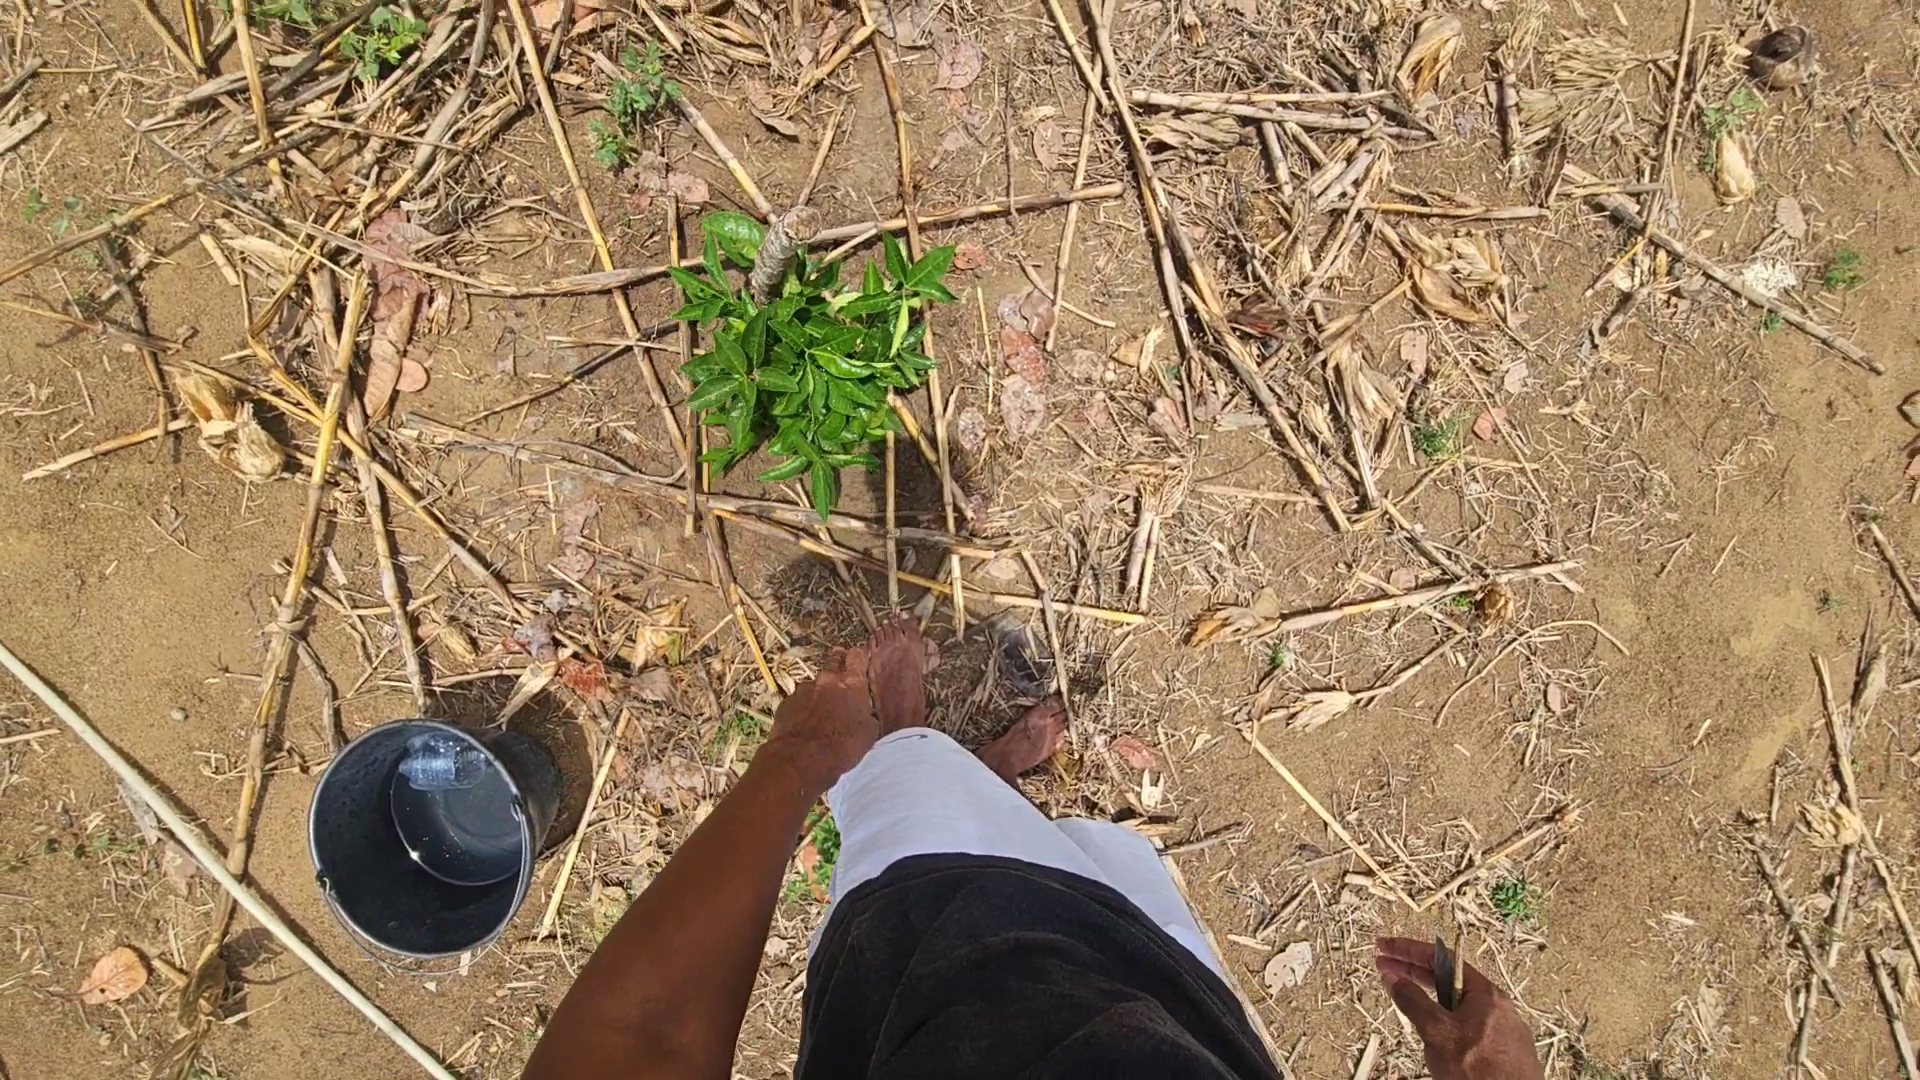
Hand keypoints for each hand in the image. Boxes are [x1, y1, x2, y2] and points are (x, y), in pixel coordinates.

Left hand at [759, 648, 877, 797]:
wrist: (802, 758)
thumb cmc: (843, 746)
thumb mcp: (869, 731)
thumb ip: (867, 714)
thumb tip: (865, 713)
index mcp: (852, 683)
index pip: (857, 657)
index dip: (859, 656)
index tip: (860, 658)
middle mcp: (827, 680)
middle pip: (833, 661)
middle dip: (838, 664)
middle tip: (841, 676)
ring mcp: (804, 689)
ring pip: (815, 683)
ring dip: (819, 691)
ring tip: (822, 708)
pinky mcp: (786, 703)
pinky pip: (798, 700)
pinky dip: (803, 706)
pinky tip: (805, 722)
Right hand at [1374, 937, 1543, 1079]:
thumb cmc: (1479, 1073)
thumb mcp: (1436, 1031)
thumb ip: (1411, 999)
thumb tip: (1392, 977)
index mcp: (1487, 995)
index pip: (1441, 958)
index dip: (1408, 949)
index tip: (1383, 947)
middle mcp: (1499, 1009)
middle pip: (1448, 979)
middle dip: (1413, 971)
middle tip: (1384, 967)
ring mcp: (1503, 1033)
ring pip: (1456, 1004)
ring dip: (1426, 996)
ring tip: (1402, 997)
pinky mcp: (1503, 1055)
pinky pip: (1466, 1026)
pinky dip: (1442, 1019)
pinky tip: (1429, 1030)